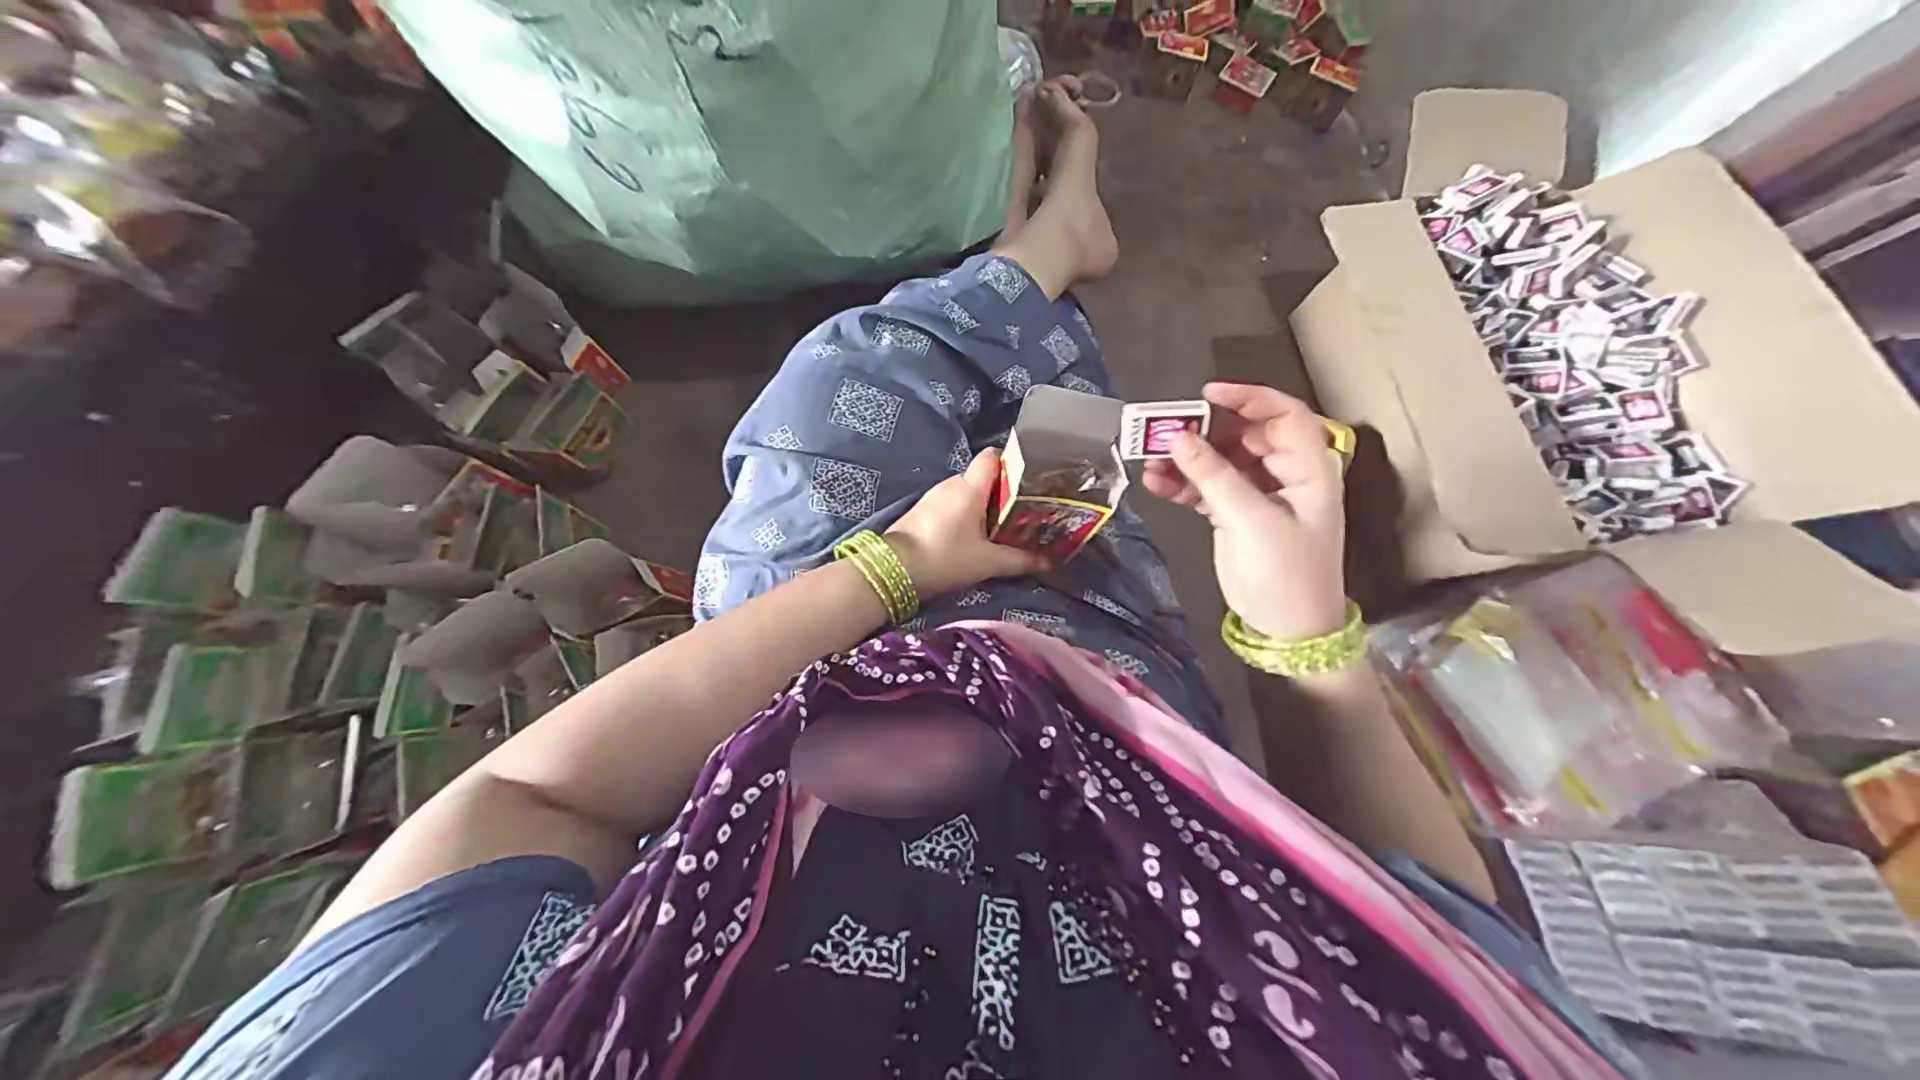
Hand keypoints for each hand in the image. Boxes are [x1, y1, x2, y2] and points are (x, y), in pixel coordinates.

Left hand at [887, 447, 1051, 599]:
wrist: (892, 570)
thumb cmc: (945, 558)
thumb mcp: (988, 562)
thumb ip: (1021, 560)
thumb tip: (1051, 562)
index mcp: (970, 487)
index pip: (992, 456)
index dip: (1010, 463)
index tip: (1026, 483)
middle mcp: (950, 484)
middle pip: (982, 477)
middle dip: (1000, 493)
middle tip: (1019, 514)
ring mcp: (932, 497)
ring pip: (965, 493)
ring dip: (980, 507)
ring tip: (997, 529)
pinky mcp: (920, 511)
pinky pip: (950, 504)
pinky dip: (963, 515)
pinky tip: (970, 537)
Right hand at [1142, 383, 1348, 639]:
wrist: (1287, 629)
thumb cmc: (1286, 572)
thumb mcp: (1252, 520)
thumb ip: (1214, 476)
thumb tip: (1177, 437)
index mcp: (1307, 468)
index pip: (1282, 415)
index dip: (1248, 397)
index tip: (1206, 394)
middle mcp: (1284, 474)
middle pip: (1243, 436)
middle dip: (1204, 432)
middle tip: (1166, 432)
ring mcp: (1257, 495)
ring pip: (1219, 461)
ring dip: (1186, 460)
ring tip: (1151, 462)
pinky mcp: (1234, 514)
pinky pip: (1205, 487)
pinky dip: (1182, 484)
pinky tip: (1156, 484)